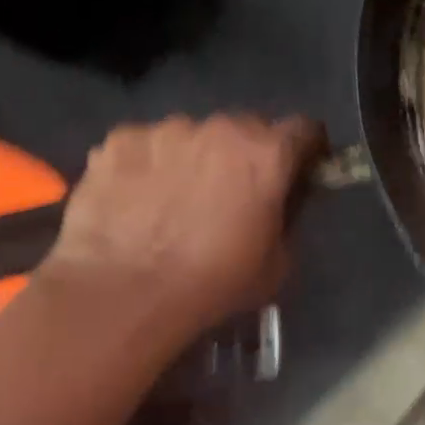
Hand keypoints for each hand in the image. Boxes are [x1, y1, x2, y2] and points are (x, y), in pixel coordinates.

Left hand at [40, 114, 326, 341]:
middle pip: (246, 128)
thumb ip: (285, 218)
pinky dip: (145, 165)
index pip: (305, 130)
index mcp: (268, 153)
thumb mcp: (276, 262)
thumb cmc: (210, 284)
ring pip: (192, 135)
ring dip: (192, 157)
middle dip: (244, 154)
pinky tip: (133, 200)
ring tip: (171, 199)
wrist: (118, 297)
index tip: (297, 171)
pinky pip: (144, 146)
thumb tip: (278, 204)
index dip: (305, 150)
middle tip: (229, 192)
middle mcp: (223, 127)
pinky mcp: (120, 140)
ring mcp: (167, 129)